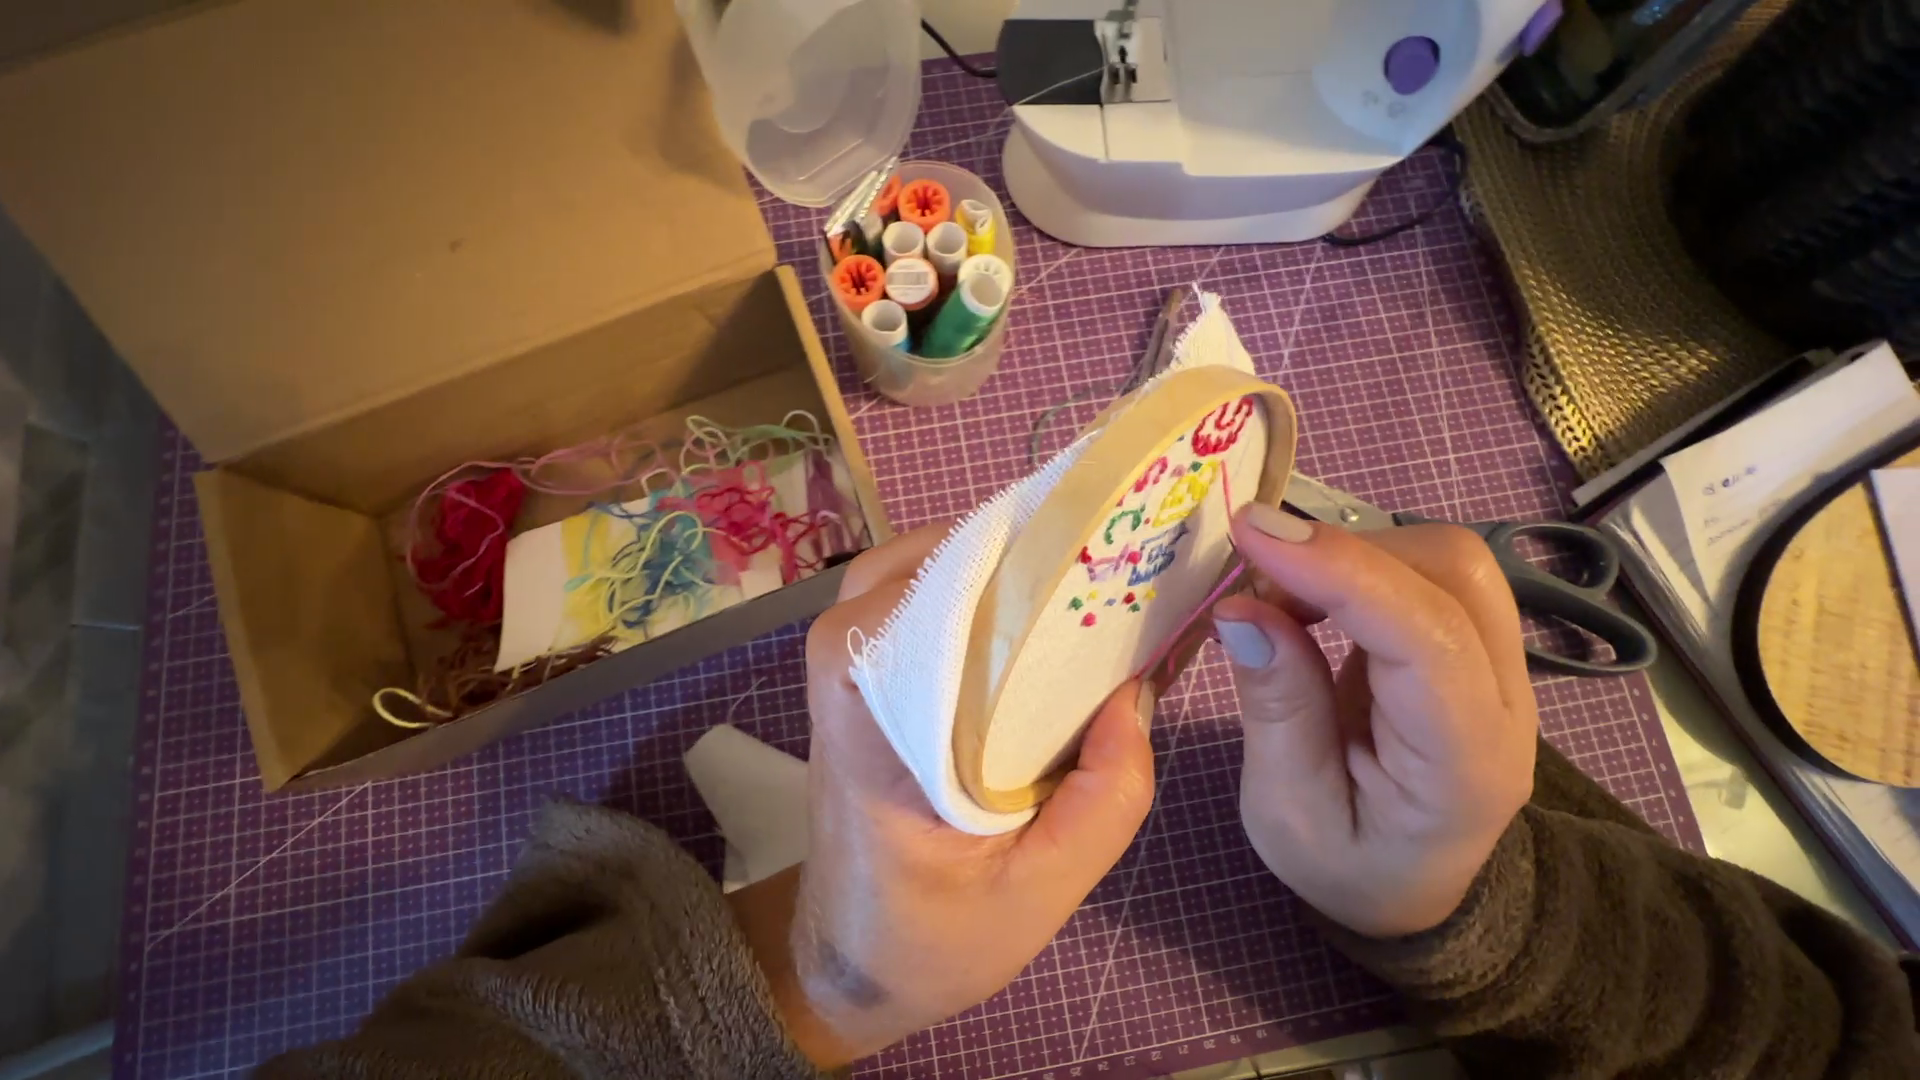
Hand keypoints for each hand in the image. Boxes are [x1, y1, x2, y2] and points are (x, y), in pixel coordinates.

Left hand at [740, 524, 1156, 1065]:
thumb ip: (1103, 800)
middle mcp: (844, 654)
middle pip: (947, 556)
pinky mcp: (865, 662)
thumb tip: (1138, 690)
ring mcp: (847, 650)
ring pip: (939, 563)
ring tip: (1086, 595)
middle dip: (1033, 556)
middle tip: (1117, 575)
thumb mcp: (1037, 891)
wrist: (850, 957)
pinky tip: (1040, 625)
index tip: (1110, 562)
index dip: (1032, 561)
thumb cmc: (928, 935)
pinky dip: (986, 591)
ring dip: (1012, 569)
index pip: (947, 583)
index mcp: (871, 704)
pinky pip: (929, 592)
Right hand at [1211, 504, 1536, 939]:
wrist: (1409, 888)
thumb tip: (1239, 609)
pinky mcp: (1466, 646)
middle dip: (1344, 553)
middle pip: (1453, 572)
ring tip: (1277, 594)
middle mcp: (1503, 700)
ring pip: (1442, 558)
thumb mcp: (1287, 810)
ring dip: (1347, 554)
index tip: (1250, 532)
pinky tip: (1306, 597)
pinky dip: (1352, 565)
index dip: (1339, 570)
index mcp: (1465, 762)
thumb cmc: (1345, 863)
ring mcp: (1495, 667)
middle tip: (1256, 582)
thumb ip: (1275, 708)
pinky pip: (1420, 572)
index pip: (1426, 634)